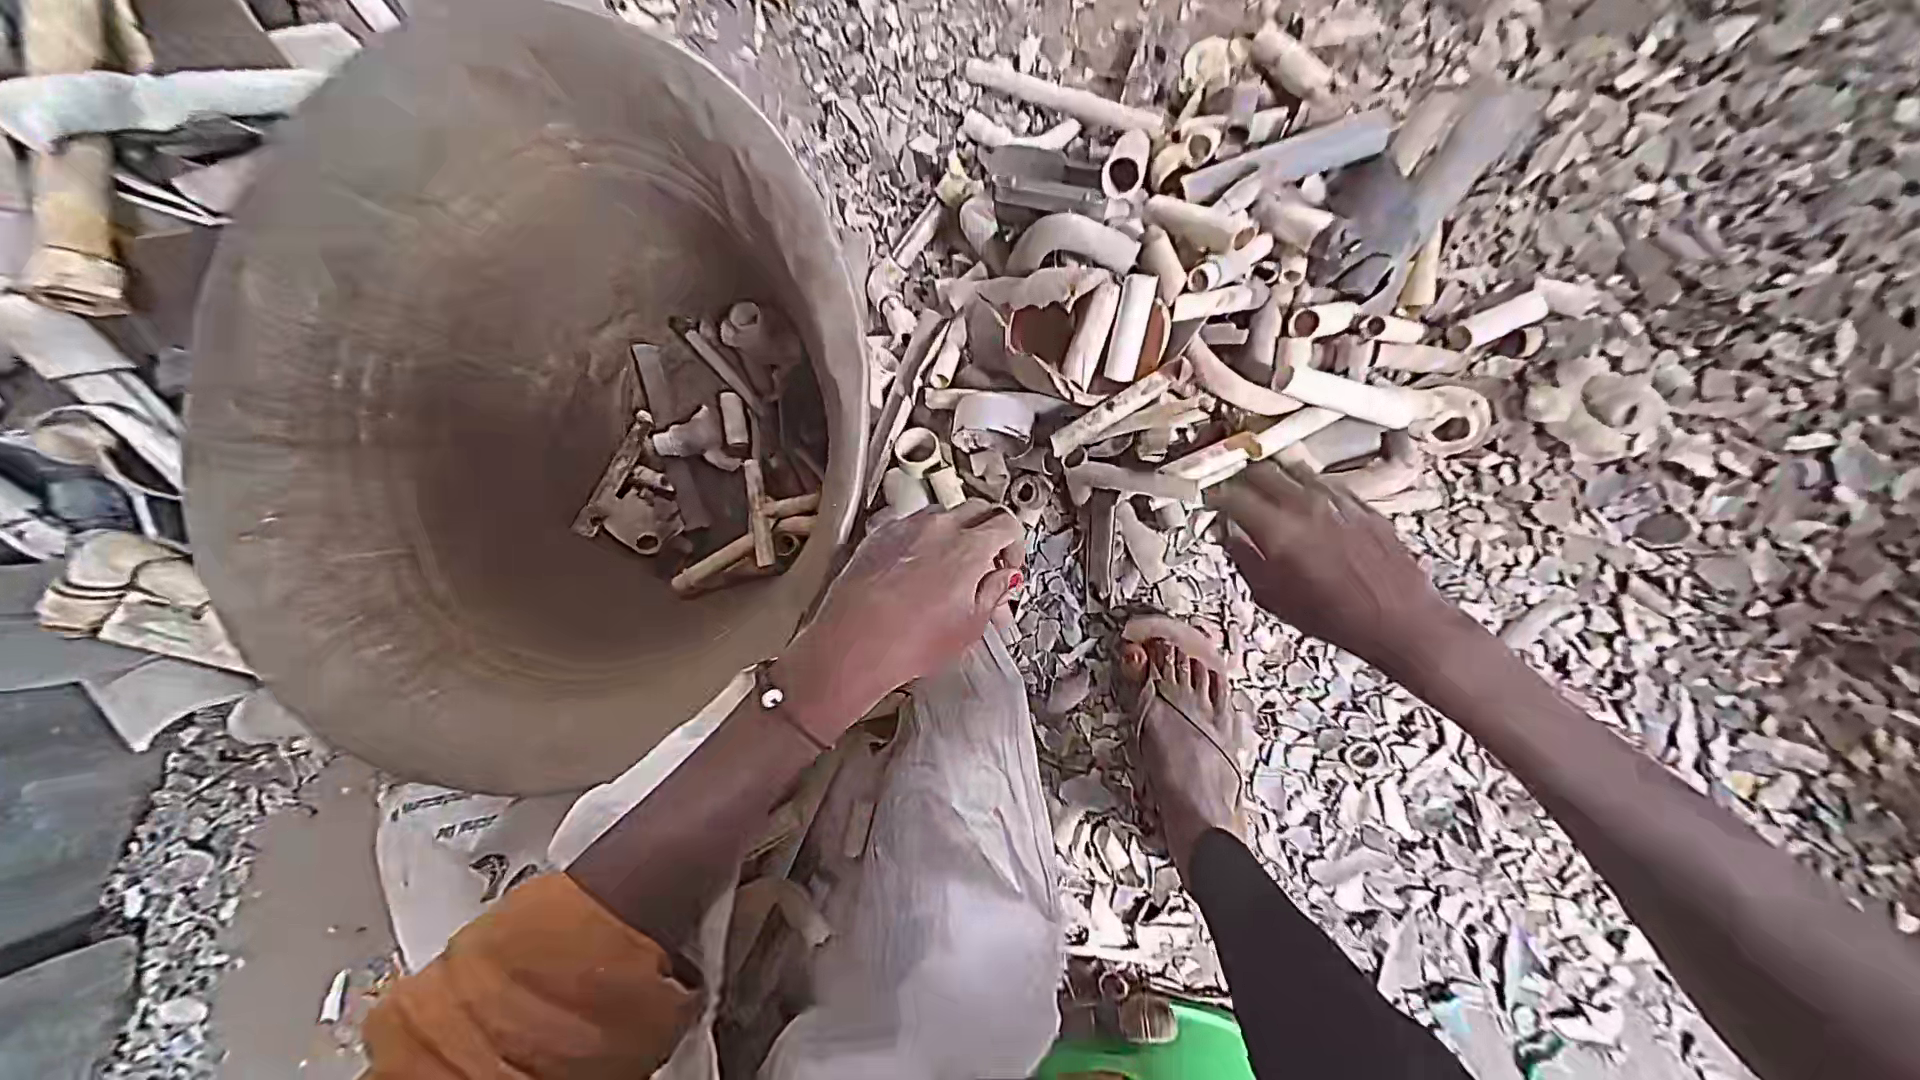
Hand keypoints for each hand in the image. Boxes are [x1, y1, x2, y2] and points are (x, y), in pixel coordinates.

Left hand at [771, 500, 1023, 741]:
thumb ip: (994, 591)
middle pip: (978, 510)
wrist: (853, 643)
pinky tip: (919, 572)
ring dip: (956, 534)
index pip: (1007, 522)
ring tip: (952, 571)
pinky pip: (911, 527)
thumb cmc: (906, 640)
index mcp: (968, 546)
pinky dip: (923, 541)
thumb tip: (1003, 579)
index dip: (1015, 544)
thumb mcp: (971, 625)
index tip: (1009, 565)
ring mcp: (905, 528)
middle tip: (989, 564)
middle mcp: (938, 527)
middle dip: (990, 532)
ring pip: (943, 515)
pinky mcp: (879, 536)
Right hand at [1208, 461, 1457, 668]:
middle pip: (1260, 471)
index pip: (1232, 495)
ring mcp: (1336, 501)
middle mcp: (1305, 507)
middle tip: (1229, 490)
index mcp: (1278, 531)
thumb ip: (1244, 559)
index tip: (1208, 501)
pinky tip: (1299, 500)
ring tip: (1260, 489)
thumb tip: (1228, 537)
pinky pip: (1321, 480)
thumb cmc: (1337, 617)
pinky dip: (1301, 484)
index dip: (1214, 496)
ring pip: (1291, 467)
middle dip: (1238, 478)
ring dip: (1270, 475)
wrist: (1400, 620)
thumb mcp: (1272, 596)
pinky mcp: (1359, 503)